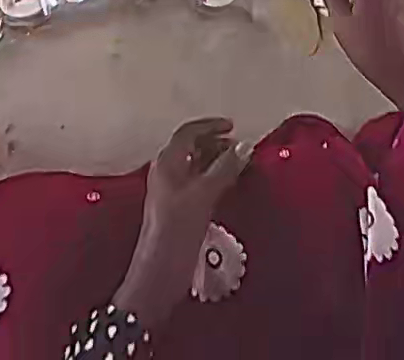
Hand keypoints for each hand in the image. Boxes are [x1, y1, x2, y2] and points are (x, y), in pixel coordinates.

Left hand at [113, 118, 245, 327]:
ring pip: (194, 163)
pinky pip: (196, 180)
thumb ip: (225, 168)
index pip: (188, 132)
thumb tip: (245, 145)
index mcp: (167, 162)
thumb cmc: (177, 231)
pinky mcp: (176, 208)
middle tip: (237, 145)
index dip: (210, 125)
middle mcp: (166, 171)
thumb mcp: (204, 195)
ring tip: (237, 162)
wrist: (158, 277)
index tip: (232, 126)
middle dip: (215, 141)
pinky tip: (227, 183)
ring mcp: (170, 190)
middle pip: (191, 145)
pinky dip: (212, 175)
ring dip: (215, 159)